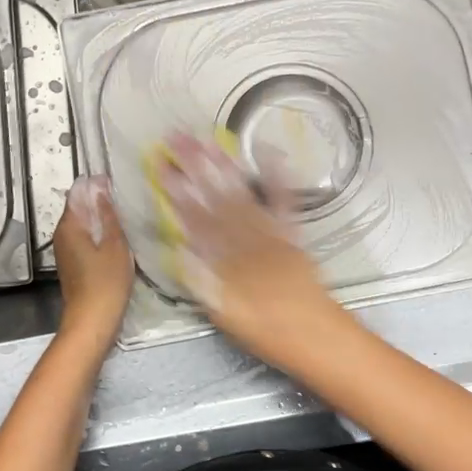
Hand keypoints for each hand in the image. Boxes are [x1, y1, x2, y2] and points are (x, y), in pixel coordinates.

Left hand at [52, 175, 133, 347]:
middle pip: (79, 209)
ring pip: (83, 226)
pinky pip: (85, 240)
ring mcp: (65, 251)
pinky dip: (98, 235)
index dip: (95, 185)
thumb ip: (108, 215)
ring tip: (125, 216)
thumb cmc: (106, 282)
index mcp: (69, 226)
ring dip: (100, 220)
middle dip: (99, 202)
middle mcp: (61, 235)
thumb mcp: (114, 245)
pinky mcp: (73, 264)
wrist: (92, 322)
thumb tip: (101, 188)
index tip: (117, 183)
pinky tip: (117, 238)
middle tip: (126, 198)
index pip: (77, 193)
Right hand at [155, 134, 351, 369]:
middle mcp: (243, 236)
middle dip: (194, 164)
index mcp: (222, 255)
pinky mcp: (291, 231)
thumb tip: (178, 242)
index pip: (191, 215)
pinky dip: (277, 174)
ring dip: (224, 163)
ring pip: (242, 192)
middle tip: (178, 136)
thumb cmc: (261, 328)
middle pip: (214, 195)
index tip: (160, 164)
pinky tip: (268, 150)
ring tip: (208, 138)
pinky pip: (284, 199)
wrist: (310, 334)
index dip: (175, 188)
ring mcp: (269, 230)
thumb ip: (199, 275)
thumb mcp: (220, 309)